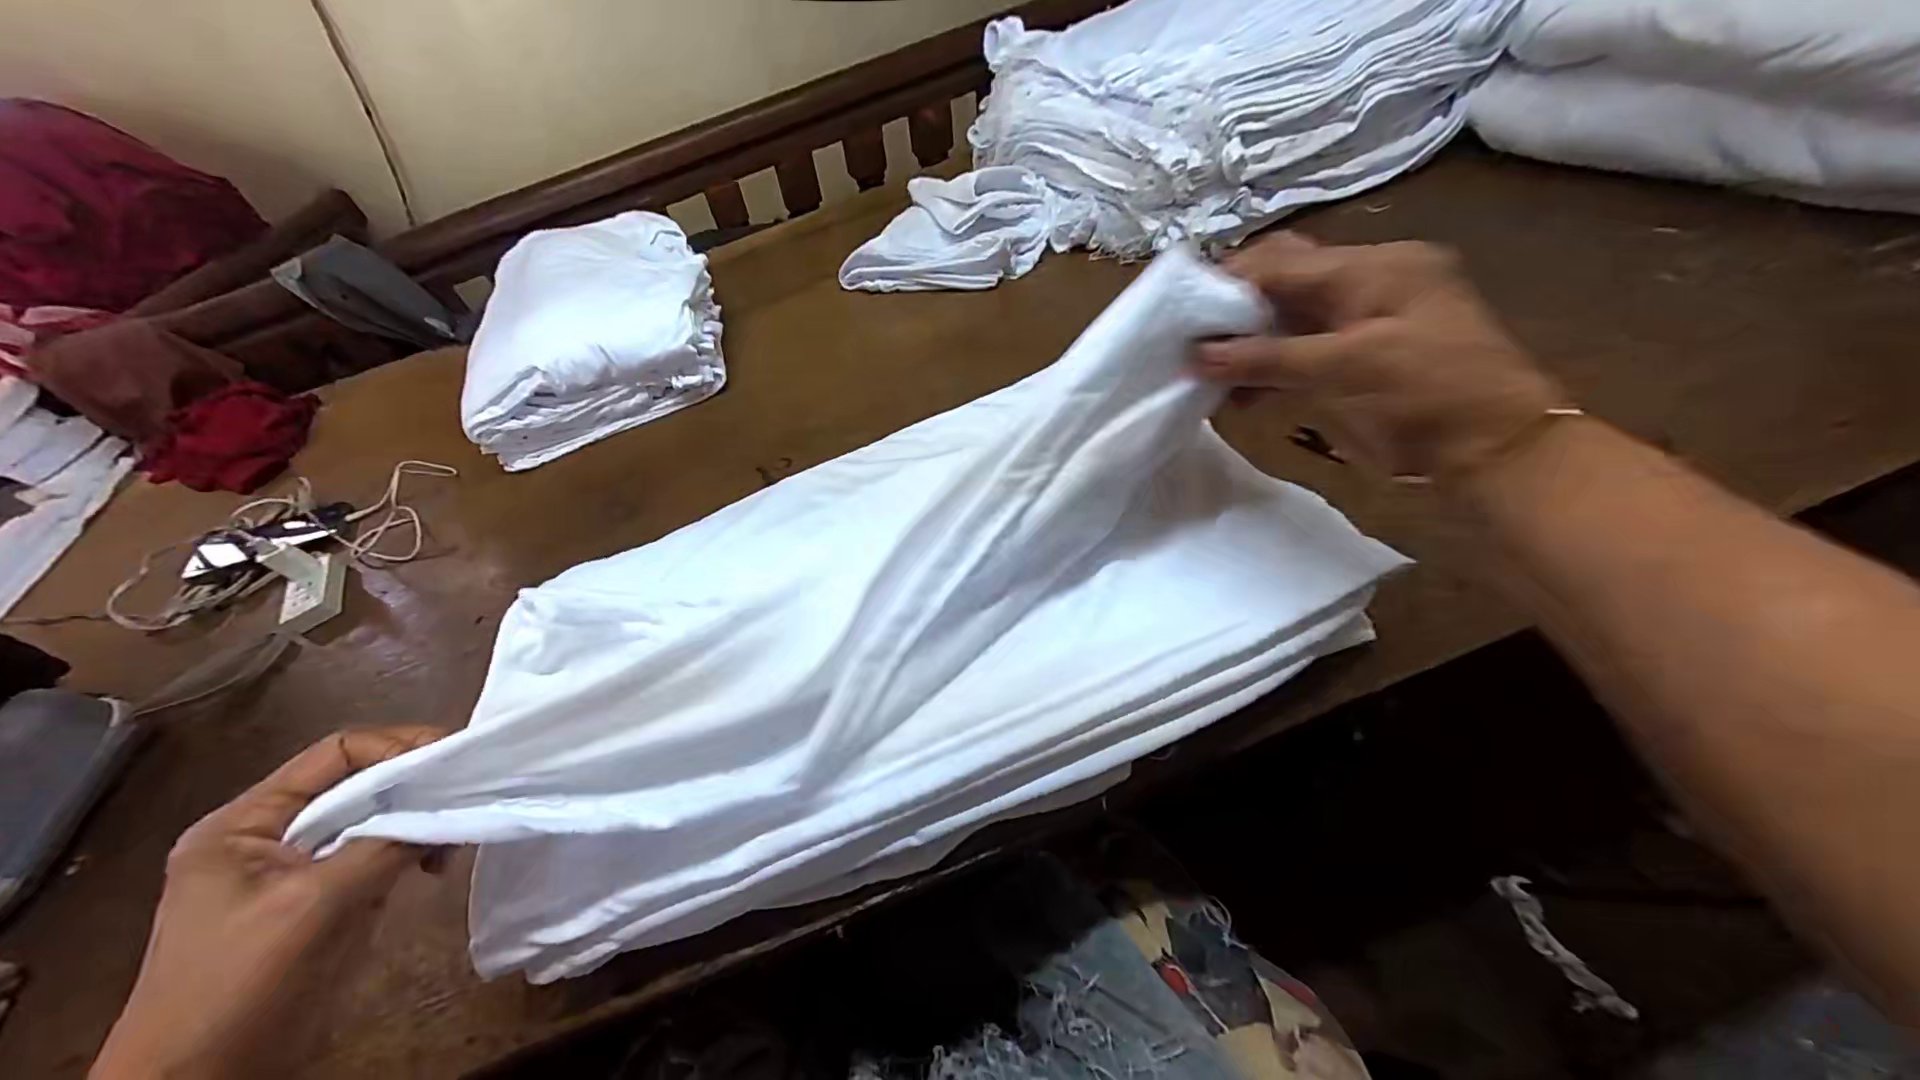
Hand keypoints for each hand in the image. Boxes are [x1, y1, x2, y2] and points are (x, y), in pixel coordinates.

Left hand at [91, 727, 447, 1079]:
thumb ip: (385, 842)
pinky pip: (379, 851)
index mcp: (245, 823)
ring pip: (376, 816)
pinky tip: (437, 867)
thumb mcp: (317, 903)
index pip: (336, 753)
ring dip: (421, 820)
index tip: (455, 758)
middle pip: (360, 782)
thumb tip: (451, 802)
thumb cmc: (241, 984)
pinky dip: (414, 850)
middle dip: (418, 784)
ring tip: (454, 842)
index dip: (399, 745)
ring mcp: (295, 867)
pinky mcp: (322, 895)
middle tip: (468, 792)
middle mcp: (269, 834)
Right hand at [1195, 233, 1569, 479]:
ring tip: (1203, 372)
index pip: (1284, 260)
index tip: (1181, 313)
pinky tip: (1235, 395)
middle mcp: (1365, 284)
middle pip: (1283, 281)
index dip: (1229, 282)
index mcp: (1373, 267)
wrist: (1491, 450)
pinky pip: (1298, 354)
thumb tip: (1196, 355)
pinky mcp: (1355, 360)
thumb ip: (1267, 357)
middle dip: (1233, 309)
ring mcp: (1360, 324)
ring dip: (1245, 344)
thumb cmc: (1427, 396)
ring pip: (1286, 320)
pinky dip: (1265, 370)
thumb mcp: (1344, 369)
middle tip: (1190, 339)